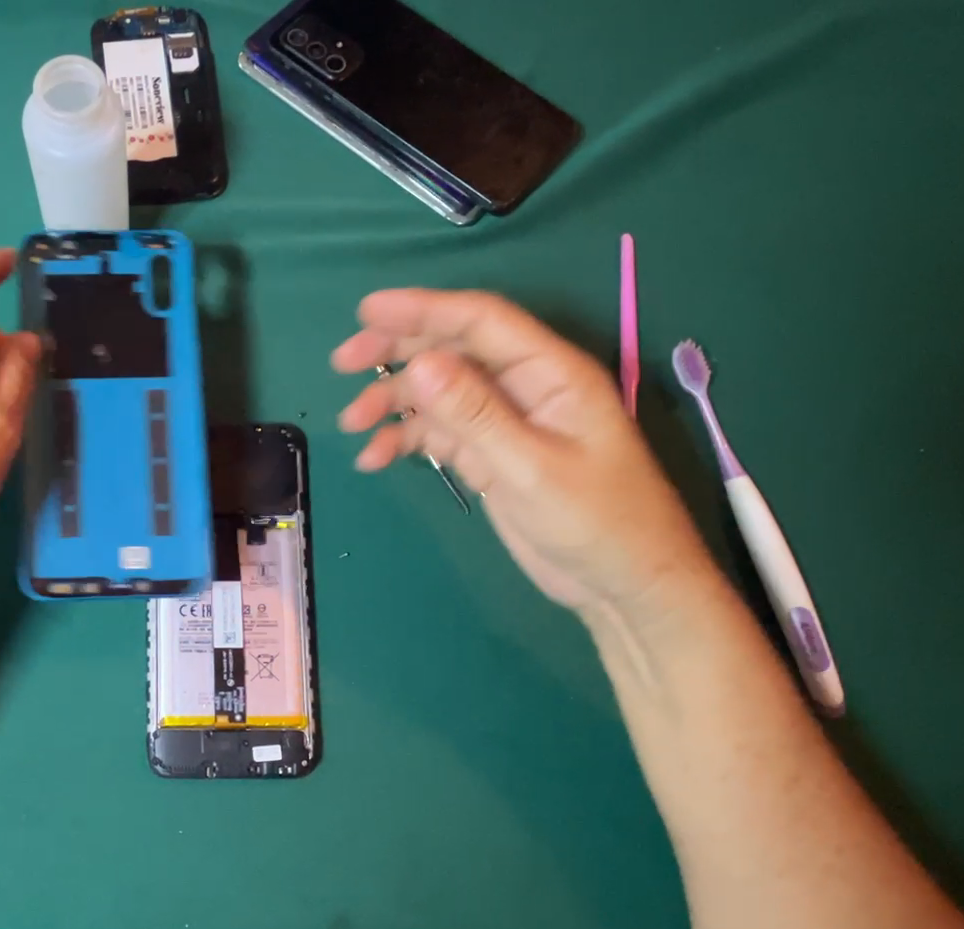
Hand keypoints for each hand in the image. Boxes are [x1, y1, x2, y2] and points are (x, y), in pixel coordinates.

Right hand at [333, 290, 715, 620]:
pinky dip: (404, 441)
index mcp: (549, 372)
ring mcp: (503, 423)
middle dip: (395, 353)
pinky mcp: (488, 456)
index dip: (423, 309)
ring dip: (392, 403)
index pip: (480, 322)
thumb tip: (419, 364)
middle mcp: (522, 387)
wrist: (620, 584)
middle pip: (451, 351)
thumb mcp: (531, 467)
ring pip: (436, 394)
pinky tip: (375, 459)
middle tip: (343, 362)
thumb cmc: (596, 521)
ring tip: (352, 425)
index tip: (366, 311)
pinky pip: (437, 435)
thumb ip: (475, 413)